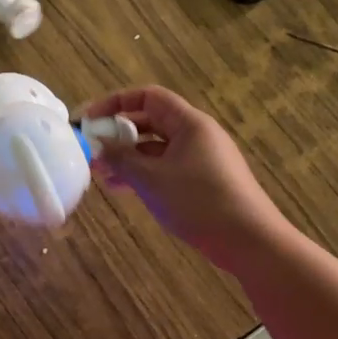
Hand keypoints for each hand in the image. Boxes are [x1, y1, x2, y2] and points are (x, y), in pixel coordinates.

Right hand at [80, 86, 284, 266]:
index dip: (114, 103)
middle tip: (91, 151)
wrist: (248, 241)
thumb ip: (120, 158)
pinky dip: (144, 173)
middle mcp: (197, 135)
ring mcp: (201, 159)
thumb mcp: (151, 179)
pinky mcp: (203, 181)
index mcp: (189, 123)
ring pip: (156, 148)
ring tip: (101, 175)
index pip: (147, 97)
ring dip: (128, 157)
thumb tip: (99, 145)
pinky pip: (166, 167)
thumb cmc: (198, 202)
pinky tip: (123, 189)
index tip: (89, 120)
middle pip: (150, 121)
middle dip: (118, 134)